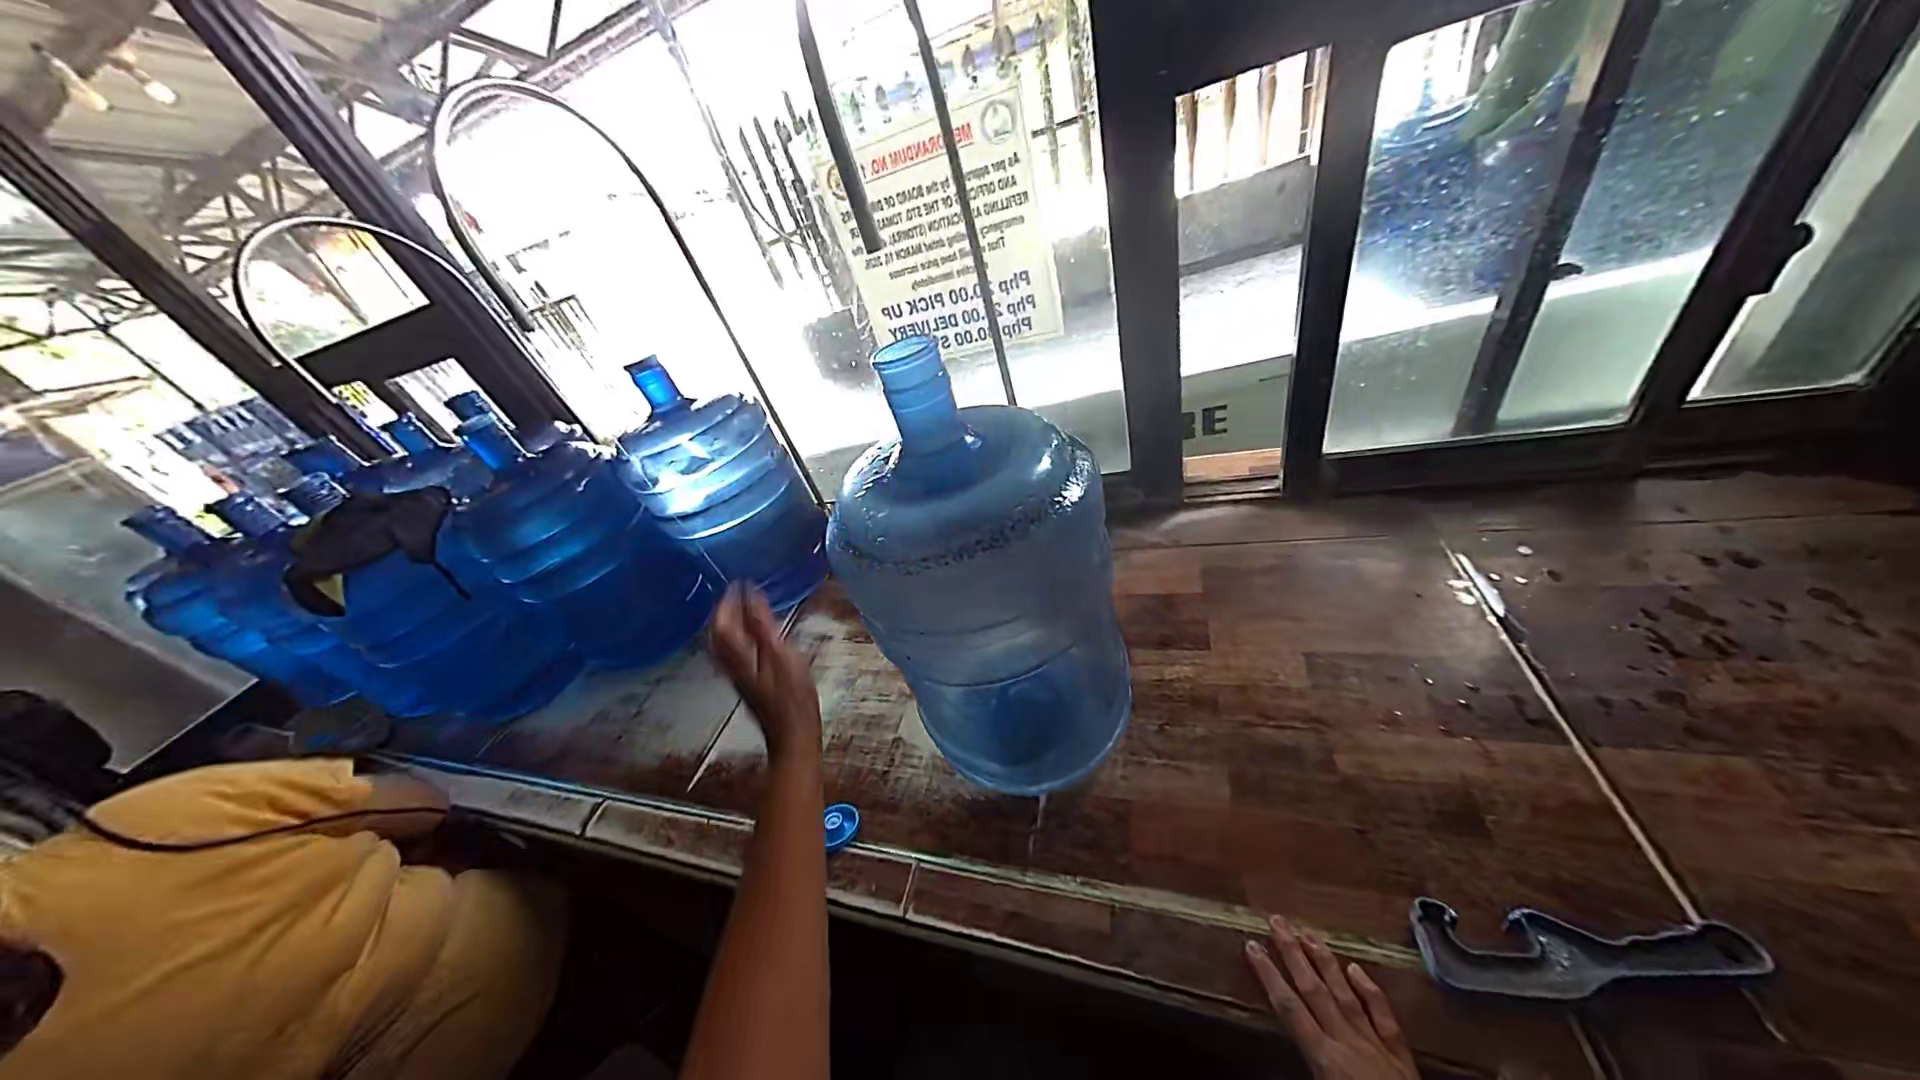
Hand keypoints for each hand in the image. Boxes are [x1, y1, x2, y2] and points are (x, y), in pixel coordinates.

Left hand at [707, 583, 821, 767]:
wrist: (792, 734)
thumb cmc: (792, 695)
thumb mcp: (782, 654)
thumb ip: (763, 625)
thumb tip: (750, 595)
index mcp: (738, 654)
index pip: (721, 622)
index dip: (727, 601)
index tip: (738, 582)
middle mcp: (731, 664)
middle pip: (716, 633)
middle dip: (723, 610)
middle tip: (736, 592)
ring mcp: (737, 676)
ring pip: (721, 644)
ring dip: (727, 623)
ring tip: (740, 607)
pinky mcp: (745, 683)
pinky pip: (730, 652)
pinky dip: (735, 636)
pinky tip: (749, 634)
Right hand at [1246, 916, 1415, 1079]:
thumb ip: (1305, 1070)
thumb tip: (1274, 1057)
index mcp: (1326, 1061)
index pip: (1289, 1008)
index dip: (1268, 975)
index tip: (1252, 945)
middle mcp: (1348, 1045)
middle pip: (1315, 991)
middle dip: (1293, 954)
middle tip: (1277, 921)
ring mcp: (1377, 1048)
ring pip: (1346, 996)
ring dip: (1325, 963)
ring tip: (1308, 933)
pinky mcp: (1402, 1059)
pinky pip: (1385, 1019)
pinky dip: (1371, 992)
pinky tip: (1356, 968)